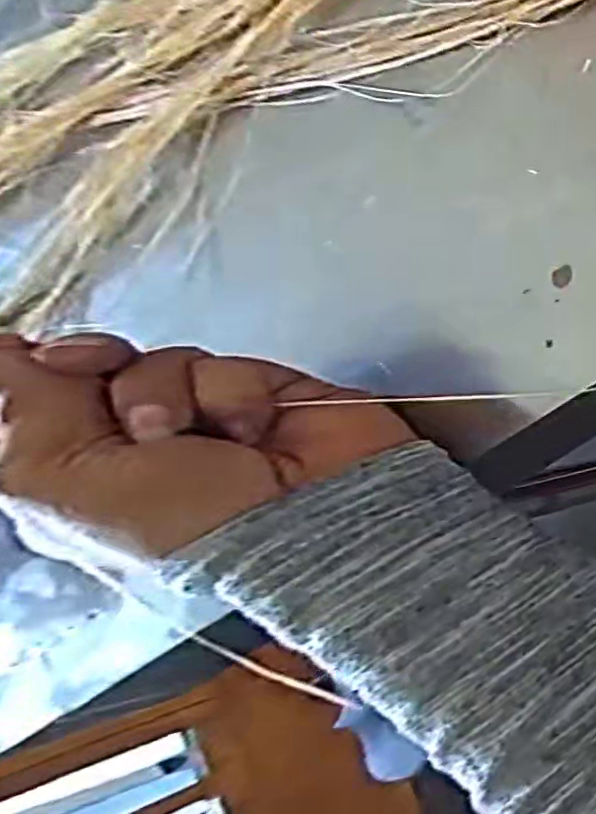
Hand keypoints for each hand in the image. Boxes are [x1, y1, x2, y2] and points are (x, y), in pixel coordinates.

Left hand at [0, 334, 415, 560]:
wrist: (296, 511)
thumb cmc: (172, 517)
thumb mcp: (60, 477)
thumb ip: (25, 408)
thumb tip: (1, 349)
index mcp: (70, 460)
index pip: (34, 395)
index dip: (27, 371)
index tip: (25, 357)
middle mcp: (133, 432)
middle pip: (98, 365)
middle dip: (96, 364)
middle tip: (102, 374)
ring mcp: (206, 411)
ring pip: (167, 364)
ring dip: (176, 394)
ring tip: (204, 434)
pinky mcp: (267, 392)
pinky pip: (232, 367)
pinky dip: (237, 394)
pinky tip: (252, 428)